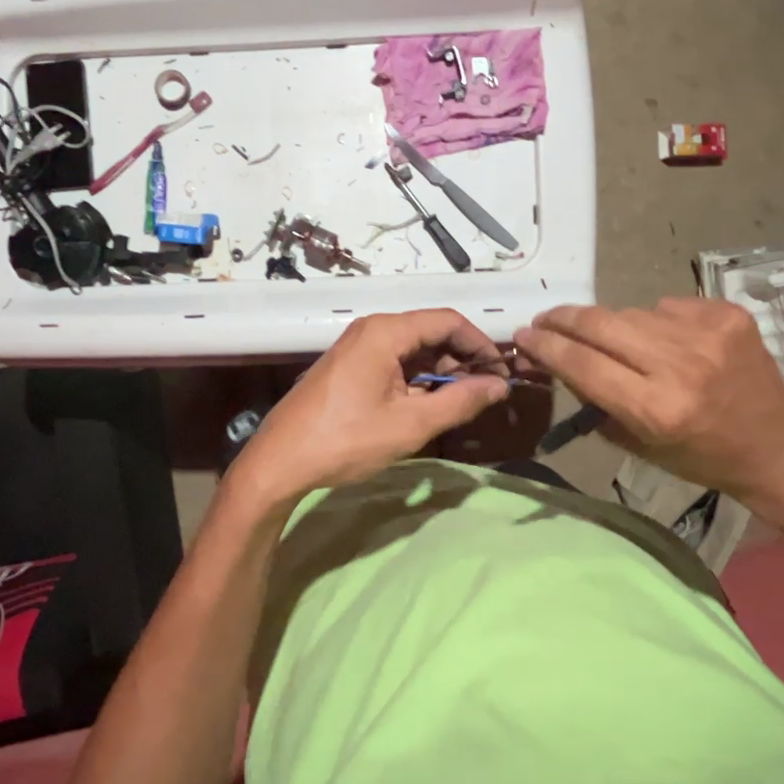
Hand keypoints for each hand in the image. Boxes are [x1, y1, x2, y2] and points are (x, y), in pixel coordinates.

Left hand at [226, 310, 510, 509]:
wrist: (281, 461)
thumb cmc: (346, 440)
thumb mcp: (410, 424)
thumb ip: (459, 401)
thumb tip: (499, 386)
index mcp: (385, 332)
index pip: (448, 321)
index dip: (480, 345)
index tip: (503, 373)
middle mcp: (372, 330)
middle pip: (431, 333)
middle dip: (462, 360)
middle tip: (487, 394)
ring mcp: (358, 348)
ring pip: (414, 350)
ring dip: (441, 373)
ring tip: (464, 404)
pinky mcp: (350, 368)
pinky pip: (395, 363)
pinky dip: (418, 381)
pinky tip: (431, 407)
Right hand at [513, 298, 783, 513]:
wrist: (775, 445)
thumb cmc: (700, 456)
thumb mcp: (639, 443)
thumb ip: (597, 401)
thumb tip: (560, 361)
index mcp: (656, 408)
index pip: (583, 364)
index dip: (546, 346)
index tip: (523, 335)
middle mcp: (680, 366)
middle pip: (601, 325)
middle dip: (564, 319)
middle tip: (545, 320)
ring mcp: (707, 335)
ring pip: (631, 312)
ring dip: (610, 324)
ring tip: (609, 339)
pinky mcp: (726, 315)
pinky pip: (666, 306)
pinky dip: (654, 320)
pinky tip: (663, 339)